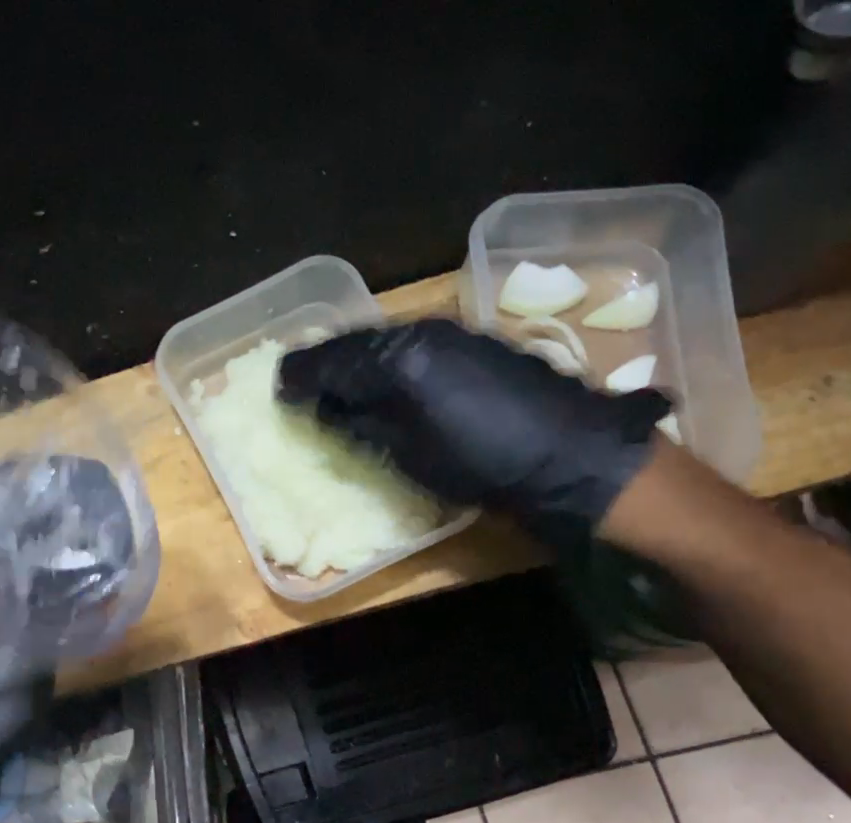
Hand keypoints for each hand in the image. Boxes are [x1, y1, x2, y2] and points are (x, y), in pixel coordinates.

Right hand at [276, 318, 672, 550]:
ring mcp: (453, 331)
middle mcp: (421, 330)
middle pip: (355, 342)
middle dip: (326, 364)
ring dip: (358, 360)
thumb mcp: (406, 453)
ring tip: (341, 385)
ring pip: (386, 339)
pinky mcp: (476, 341)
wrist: (571, 456)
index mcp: (396, 356)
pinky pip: (415, 343)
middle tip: (304, 386)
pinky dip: (390, 360)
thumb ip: (359, 423)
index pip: (330, 360)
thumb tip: (326, 407)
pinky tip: (388, 380)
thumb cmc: (480, 464)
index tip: (279, 391)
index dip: (299, 377)